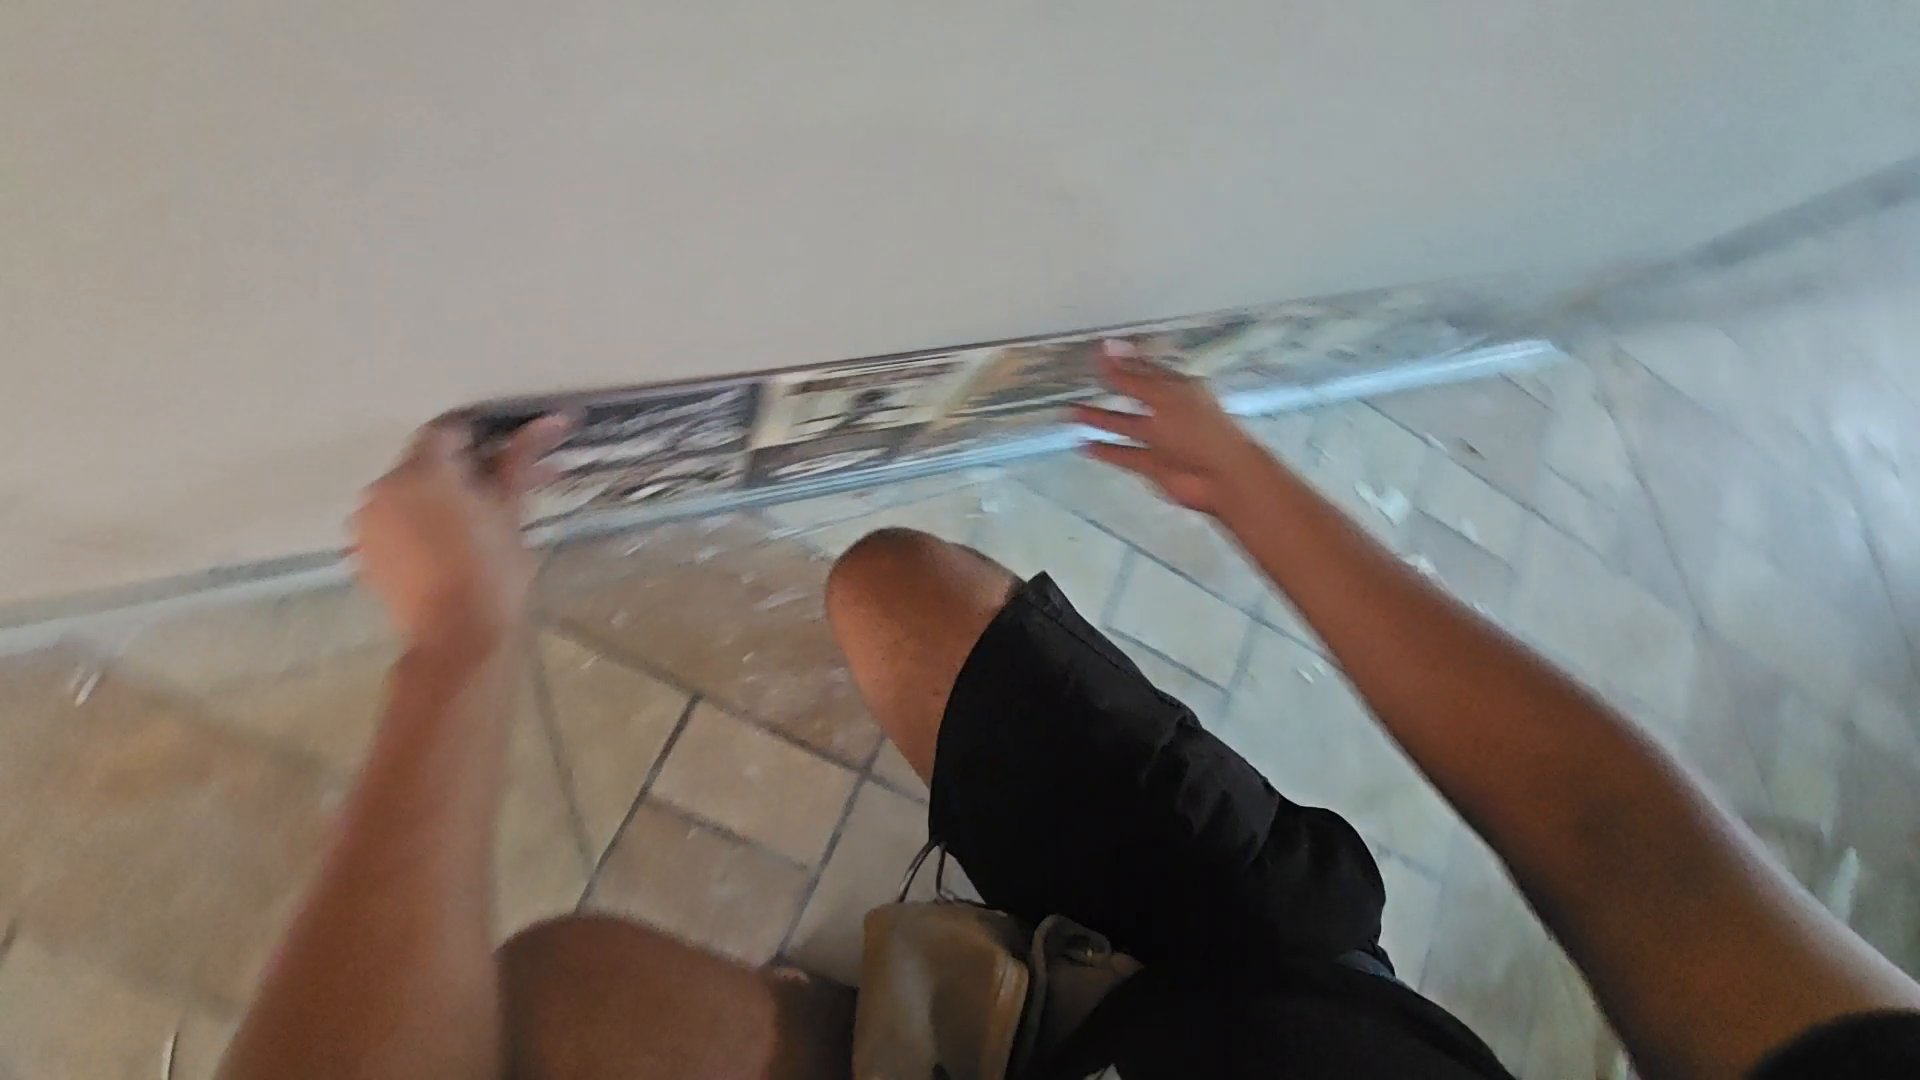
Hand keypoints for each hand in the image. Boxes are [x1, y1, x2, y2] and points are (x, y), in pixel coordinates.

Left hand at [352, 416, 571, 652]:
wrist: (458, 637)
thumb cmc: (495, 571)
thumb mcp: (513, 512)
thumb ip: (522, 461)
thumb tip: (553, 419)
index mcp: (421, 472)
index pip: (448, 433)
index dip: (482, 440)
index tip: (511, 459)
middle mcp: (383, 488)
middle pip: (427, 463)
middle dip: (467, 471)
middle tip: (508, 493)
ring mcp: (366, 521)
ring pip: (410, 493)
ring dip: (444, 498)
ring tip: (482, 525)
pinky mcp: (363, 551)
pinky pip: (395, 522)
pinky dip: (422, 523)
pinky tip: (453, 547)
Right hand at [1071, 342, 1268, 517]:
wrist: (1221, 478)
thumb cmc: (1200, 431)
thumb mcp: (1165, 398)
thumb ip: (1132, 377)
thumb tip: (1105, 348)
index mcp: (1178, 389)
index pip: (1146, 369)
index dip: (1124, 361)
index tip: (1097, 352)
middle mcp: (1167, 412)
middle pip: (1132, 397)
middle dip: (1109, 389)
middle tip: (1079, 381)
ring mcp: (1159, 440)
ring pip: (1124, 426)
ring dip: (1099, 420)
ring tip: (1071, 412)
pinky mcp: (1151, 465)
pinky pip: (1123, 455)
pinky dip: (1104, 451)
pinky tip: (1083, 445)